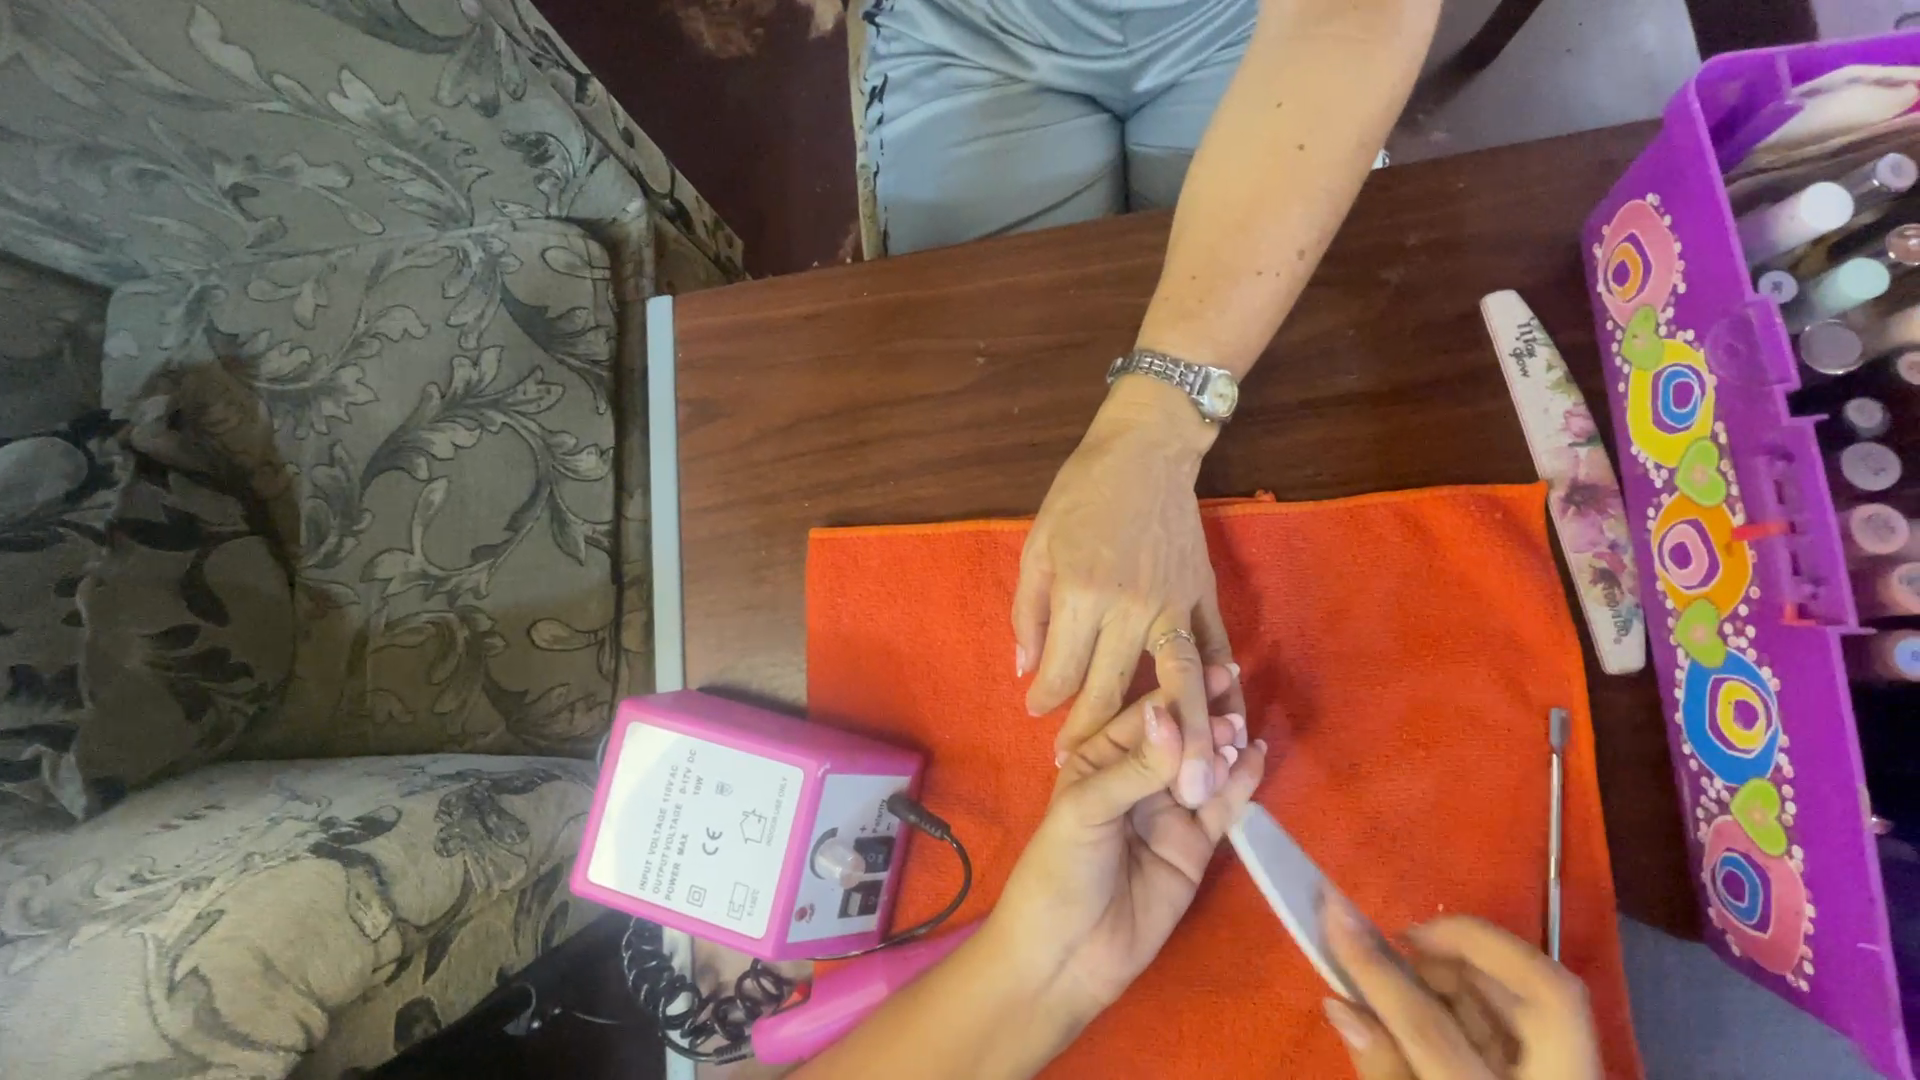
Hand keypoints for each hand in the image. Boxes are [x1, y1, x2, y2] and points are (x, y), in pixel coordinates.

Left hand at [986, 671, 1265, 1024]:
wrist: (1066, 955)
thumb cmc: (1059, 871)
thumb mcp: (1087, 811)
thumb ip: (1135, 768)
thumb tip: (1171, 714)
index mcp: (1098, 758)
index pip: (1142, 717)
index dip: (1174, 694)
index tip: (1208, 668)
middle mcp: (1135, 778)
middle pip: (1178, 738)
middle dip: (1204, 716)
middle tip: (1233, 696)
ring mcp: (1166, 811)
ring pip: (1202, 768)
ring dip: (1222, 747)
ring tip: (1240, 730)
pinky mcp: (1192, 847)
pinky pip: (1221, 808)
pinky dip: (1240, 784)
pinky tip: (1256, 759)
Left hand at [1015, 376, 1242, 808]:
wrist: (1144, 452)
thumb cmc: (1080, 496)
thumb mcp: (1037, 547)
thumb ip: (1029, 613)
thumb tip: (1025, 670)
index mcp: (1082, 594)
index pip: (1063, 670)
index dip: (1047, 700)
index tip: (1039, 716)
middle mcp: (1131, 608)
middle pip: (1114, 690)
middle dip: (1093, 735)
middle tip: (1080, 769)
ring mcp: (1176, 604)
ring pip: (1177, 685)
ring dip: (1177, 740)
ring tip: (1176, 786)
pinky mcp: (1207, 596)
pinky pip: (1217, 652)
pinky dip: (1221, 692)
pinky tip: (1225, 728)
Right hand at [1321, 898, 1602, 1079]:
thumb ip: (1383, 1074)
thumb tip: (1339, 1003)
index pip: (1431, 1028)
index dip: (1378, 968)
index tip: (1333, 914)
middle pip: (1547, 994)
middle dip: (1473, 946)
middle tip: (1407, 939)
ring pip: (1542, 998)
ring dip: (1471, 968)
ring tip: (1412, 969)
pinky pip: (1532, 1021)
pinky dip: (1481, 996)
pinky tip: (1440, 998)